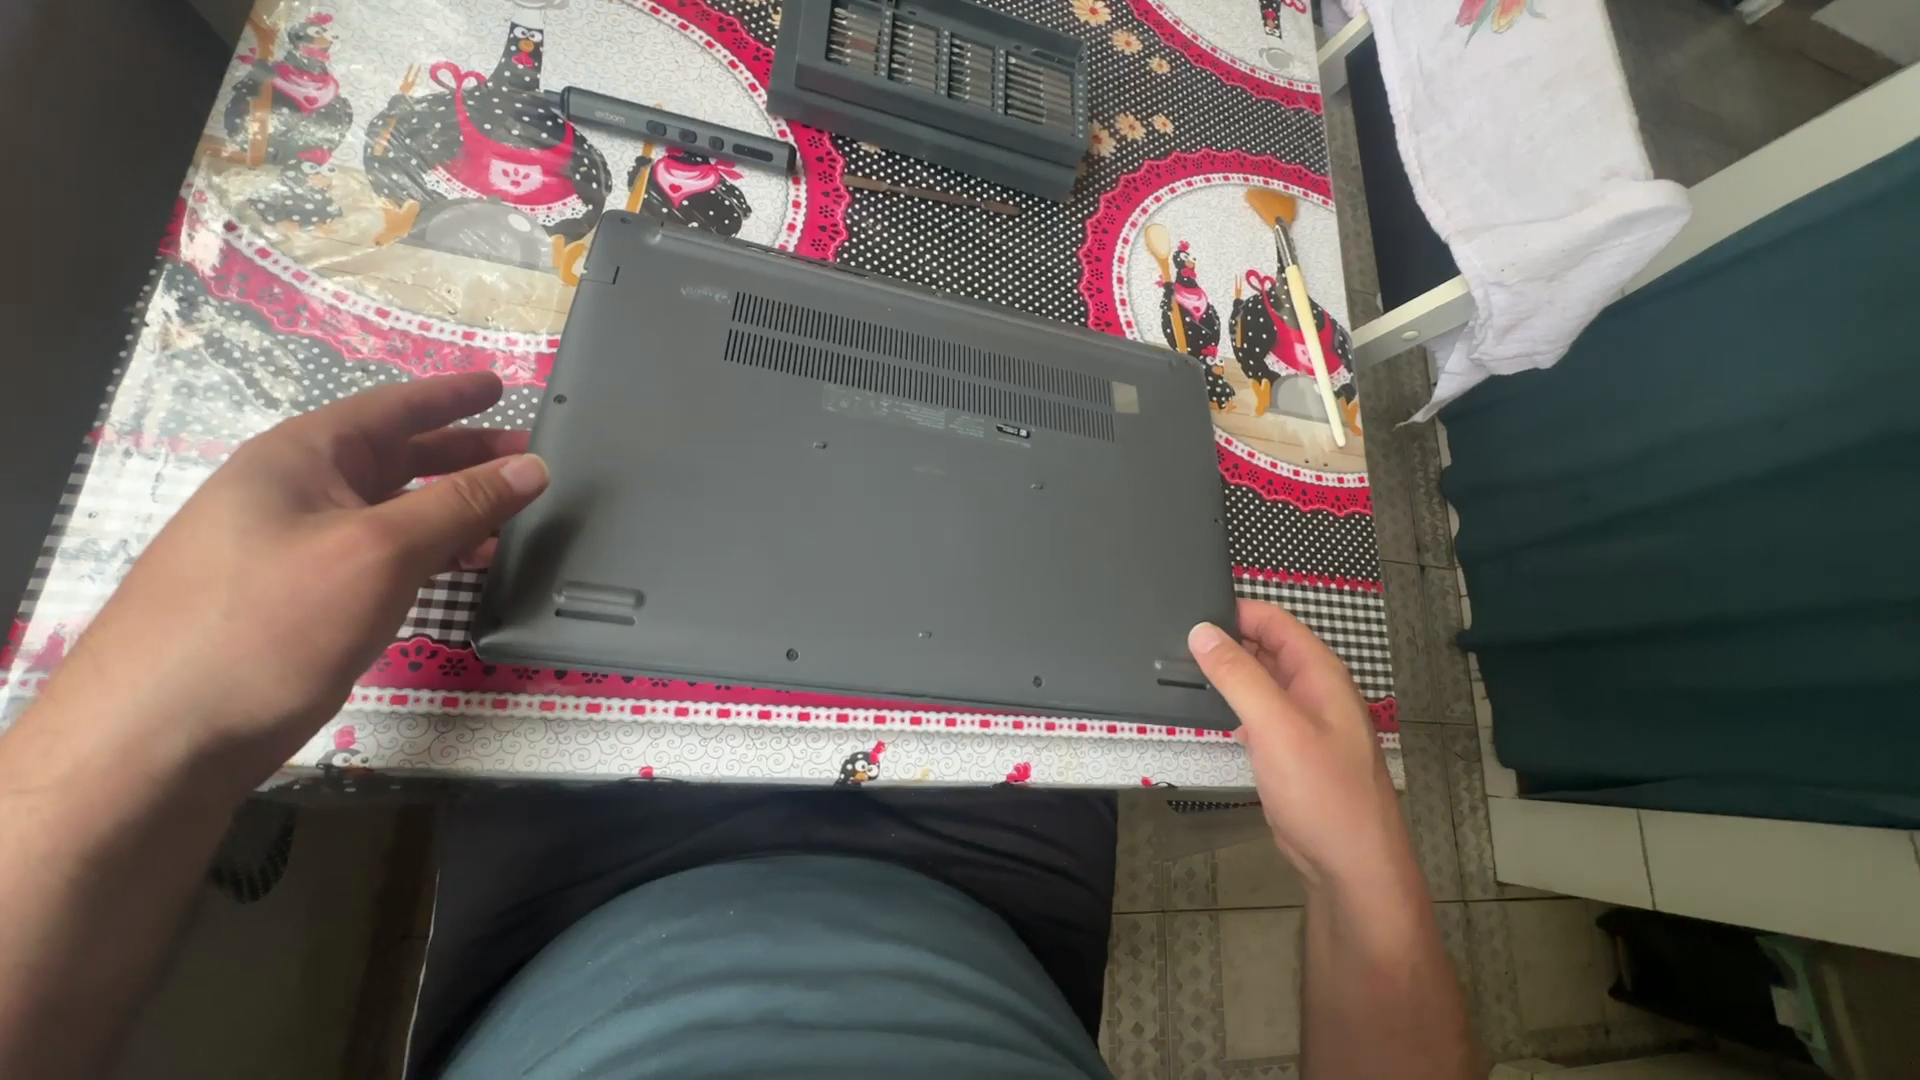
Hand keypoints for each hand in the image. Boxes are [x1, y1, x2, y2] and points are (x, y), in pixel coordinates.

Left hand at [26, 373, 547, 792]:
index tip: (499, 385)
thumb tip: (533, 466)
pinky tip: (469, 563)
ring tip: (516, 511)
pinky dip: (435, 550)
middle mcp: (297, 495)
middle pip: (396, 457)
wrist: (164, 736)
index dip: (449, 396)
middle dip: (464, 453)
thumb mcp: (380, 550)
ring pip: (396, 510)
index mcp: (300, 459)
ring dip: (457, 507)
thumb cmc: (271, 621)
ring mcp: (300, 549)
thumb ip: (462, 504)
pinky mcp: (309, 598)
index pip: (389, 409)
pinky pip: (387, 554)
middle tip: (527, 456)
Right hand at [1188, 600, 1414, 896]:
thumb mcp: (1275, 724)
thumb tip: (1202, 631)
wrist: (1351, 866)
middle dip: (1225, 640)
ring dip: (1225, 673)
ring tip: (1179, 669)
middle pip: (1265, 647)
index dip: (1235, 611)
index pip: (1274, 621)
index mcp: (1319, 673)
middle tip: (1173, 641)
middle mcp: (1313, 691)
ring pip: (1258, 681)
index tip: (1188, 612)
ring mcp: (1302, 722)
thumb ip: (1238, 674)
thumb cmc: (1321, 790)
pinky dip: (1231, 704)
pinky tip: (1204, 710)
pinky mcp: (1288, 750)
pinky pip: (1256, 712)